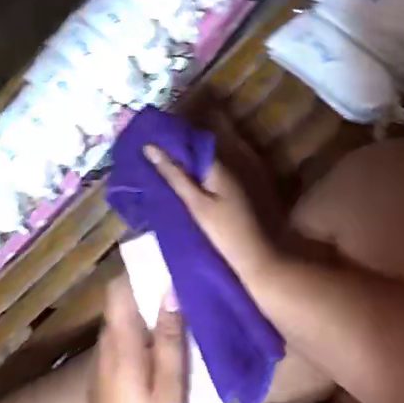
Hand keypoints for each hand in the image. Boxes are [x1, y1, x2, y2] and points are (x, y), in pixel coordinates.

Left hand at [85, 276, 186, 402]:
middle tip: (182, 276)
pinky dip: (141, 325)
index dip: (139, 267)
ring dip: (145, 305)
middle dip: (147, 283)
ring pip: (122, 316)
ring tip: (179, 301)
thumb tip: (171, 290)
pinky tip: (165, 335)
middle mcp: (105, 341)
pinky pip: (123, 334)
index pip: (118, 286)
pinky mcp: (105, 372)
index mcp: (119, 340)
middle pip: (120, 298)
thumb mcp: (169, 384)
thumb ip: (170, 337)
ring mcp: (102, 357)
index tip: (167, 256)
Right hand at [144, 145, 280, 290]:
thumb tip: (149, 147)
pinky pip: (208, 182)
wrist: (255, 259)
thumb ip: (174, 175)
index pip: (192, 145)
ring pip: (202, 169)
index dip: (171, 143)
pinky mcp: (233, 198)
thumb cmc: (224, 231)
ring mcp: (232, 183)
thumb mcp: (195, 203)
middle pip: (198, 156)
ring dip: (183, 170)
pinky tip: (178, 190)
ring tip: (157, 172)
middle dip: (176, 157)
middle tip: (148, 159)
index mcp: (219, 166)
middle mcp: (228, 169)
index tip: (148, 145)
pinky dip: (193, 183)